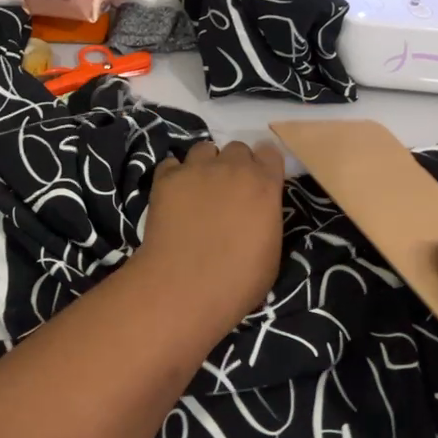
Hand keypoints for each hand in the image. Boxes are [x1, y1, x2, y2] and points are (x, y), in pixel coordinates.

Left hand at [135, 141, 284, 333]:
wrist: (184, 288)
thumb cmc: (237, 282)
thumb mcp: (271, 254)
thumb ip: (266, 219)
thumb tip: (256, 212)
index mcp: (263, 185)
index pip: (270, 152)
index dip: (264, 166)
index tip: (260, 182)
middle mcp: (232, 167)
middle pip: (237, 148)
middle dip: (235, 165)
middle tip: (229, 191)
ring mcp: (196, 169)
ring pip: (204, 149)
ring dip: (206, 165)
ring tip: (199, 189)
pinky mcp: (166, 178)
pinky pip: (172, 164)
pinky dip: (174, 175)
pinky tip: (173, 196)